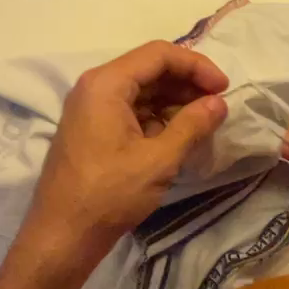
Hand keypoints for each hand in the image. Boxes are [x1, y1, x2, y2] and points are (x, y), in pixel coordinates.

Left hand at [17, 41, 229, 278]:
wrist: (64, 235)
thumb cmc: (110, 194)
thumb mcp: (159, 159)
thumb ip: (192, 125)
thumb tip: (218, 103)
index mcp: (106, 84)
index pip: (159, 54)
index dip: (196, 65)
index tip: (224, 88)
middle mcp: (95, 88)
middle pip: (149, 69)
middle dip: (187, 83)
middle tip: (218, 105)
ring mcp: (91, 109)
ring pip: (142, 91)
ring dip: (175, 101)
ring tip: (205, 121)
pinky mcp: (93, 130)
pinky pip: (131, 111)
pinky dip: (158, 117)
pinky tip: (180, 135)